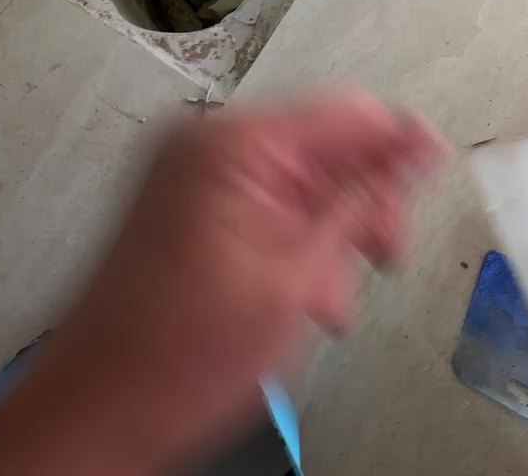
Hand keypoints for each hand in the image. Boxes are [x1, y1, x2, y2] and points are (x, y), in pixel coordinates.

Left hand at [0, 90, 446, 475]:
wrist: (96, 414)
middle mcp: (210, 144)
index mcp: (233, 144)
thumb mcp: (298, 276)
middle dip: (362, 203)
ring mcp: (198, 171)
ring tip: (330, 292)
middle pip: (327, 147)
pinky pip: (272, 201)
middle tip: (382, 251)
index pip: (346, 114)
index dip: (398, 144)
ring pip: (305, 181)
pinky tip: (303, 287)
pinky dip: (299, 241)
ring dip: (332, 233)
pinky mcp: (195, 200)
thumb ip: (362, 201)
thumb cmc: (174, 357)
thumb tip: (413, 146)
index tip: (432, 165)